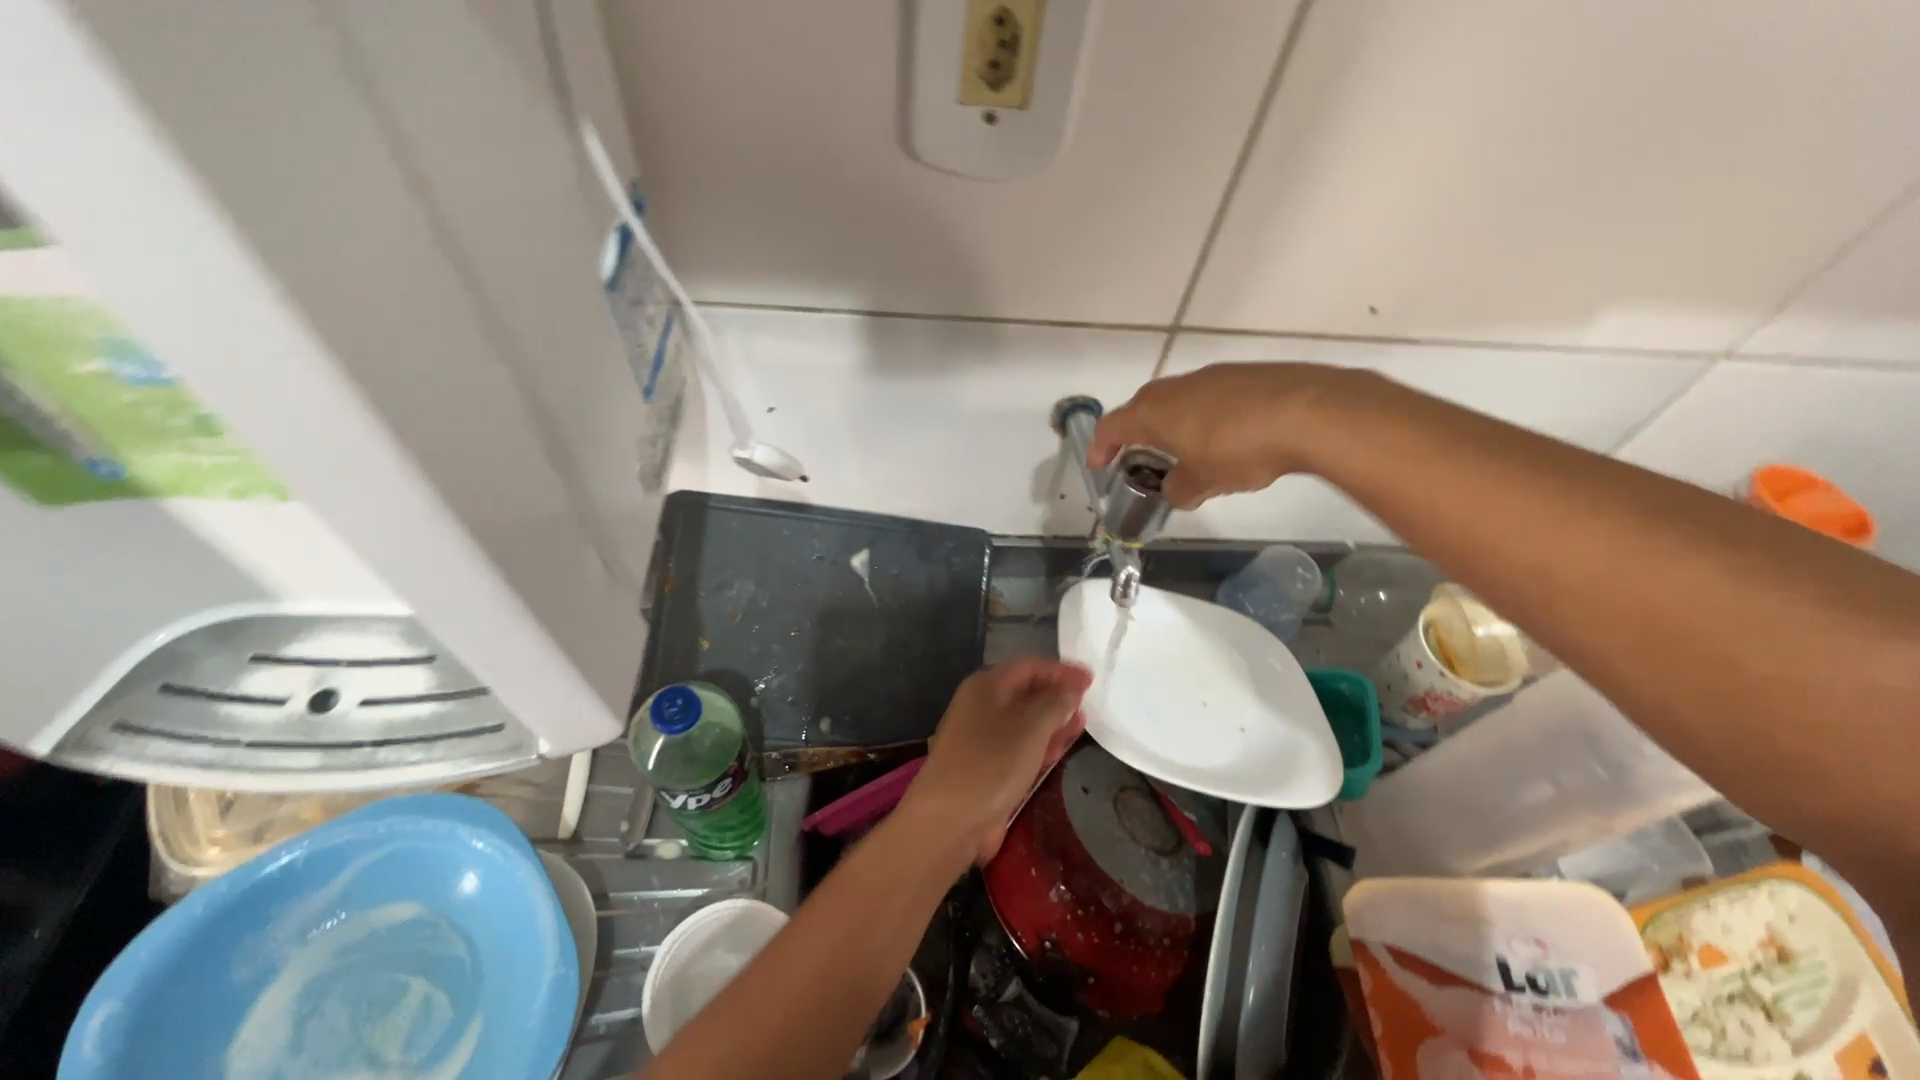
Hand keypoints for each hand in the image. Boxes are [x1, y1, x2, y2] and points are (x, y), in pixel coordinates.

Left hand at [907, 658, 1091, 864]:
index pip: (1029, 667)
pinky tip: (1061, 748)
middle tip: (1089, 701)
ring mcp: (982, 739)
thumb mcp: (1033, 725)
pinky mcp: (987, 768)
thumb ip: (1056, 703)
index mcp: (986, 686)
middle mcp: (980, 707)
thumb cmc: (993, 761)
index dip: (1061, 670)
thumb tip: (1069, 690)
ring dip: (1053, 721)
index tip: (1090, 678)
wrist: (951, 818)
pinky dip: (1041, 744)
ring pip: (1024, 722)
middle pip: (1025, 692)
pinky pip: (1020, 747)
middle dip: (1057, 695)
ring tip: (1082, 723)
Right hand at [1088, 362, 1355, 508]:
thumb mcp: (1204, 481)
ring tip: (1189, 453)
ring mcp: (1214, 376)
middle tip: (1141, 457)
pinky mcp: (1248, 375)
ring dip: (1176, 424)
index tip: (1097, 463)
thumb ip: (1181, 488)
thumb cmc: (1240, 449)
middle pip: (1144, 407)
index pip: (1114, 426)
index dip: (1101, 445)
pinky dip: (1209, 418)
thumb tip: (1176, 489)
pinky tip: (1230, 439)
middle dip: (1138, 433)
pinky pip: (1214, 397)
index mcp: (1156, 412)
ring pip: (1181, 400)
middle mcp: (1178, 387)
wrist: (1309, 412)